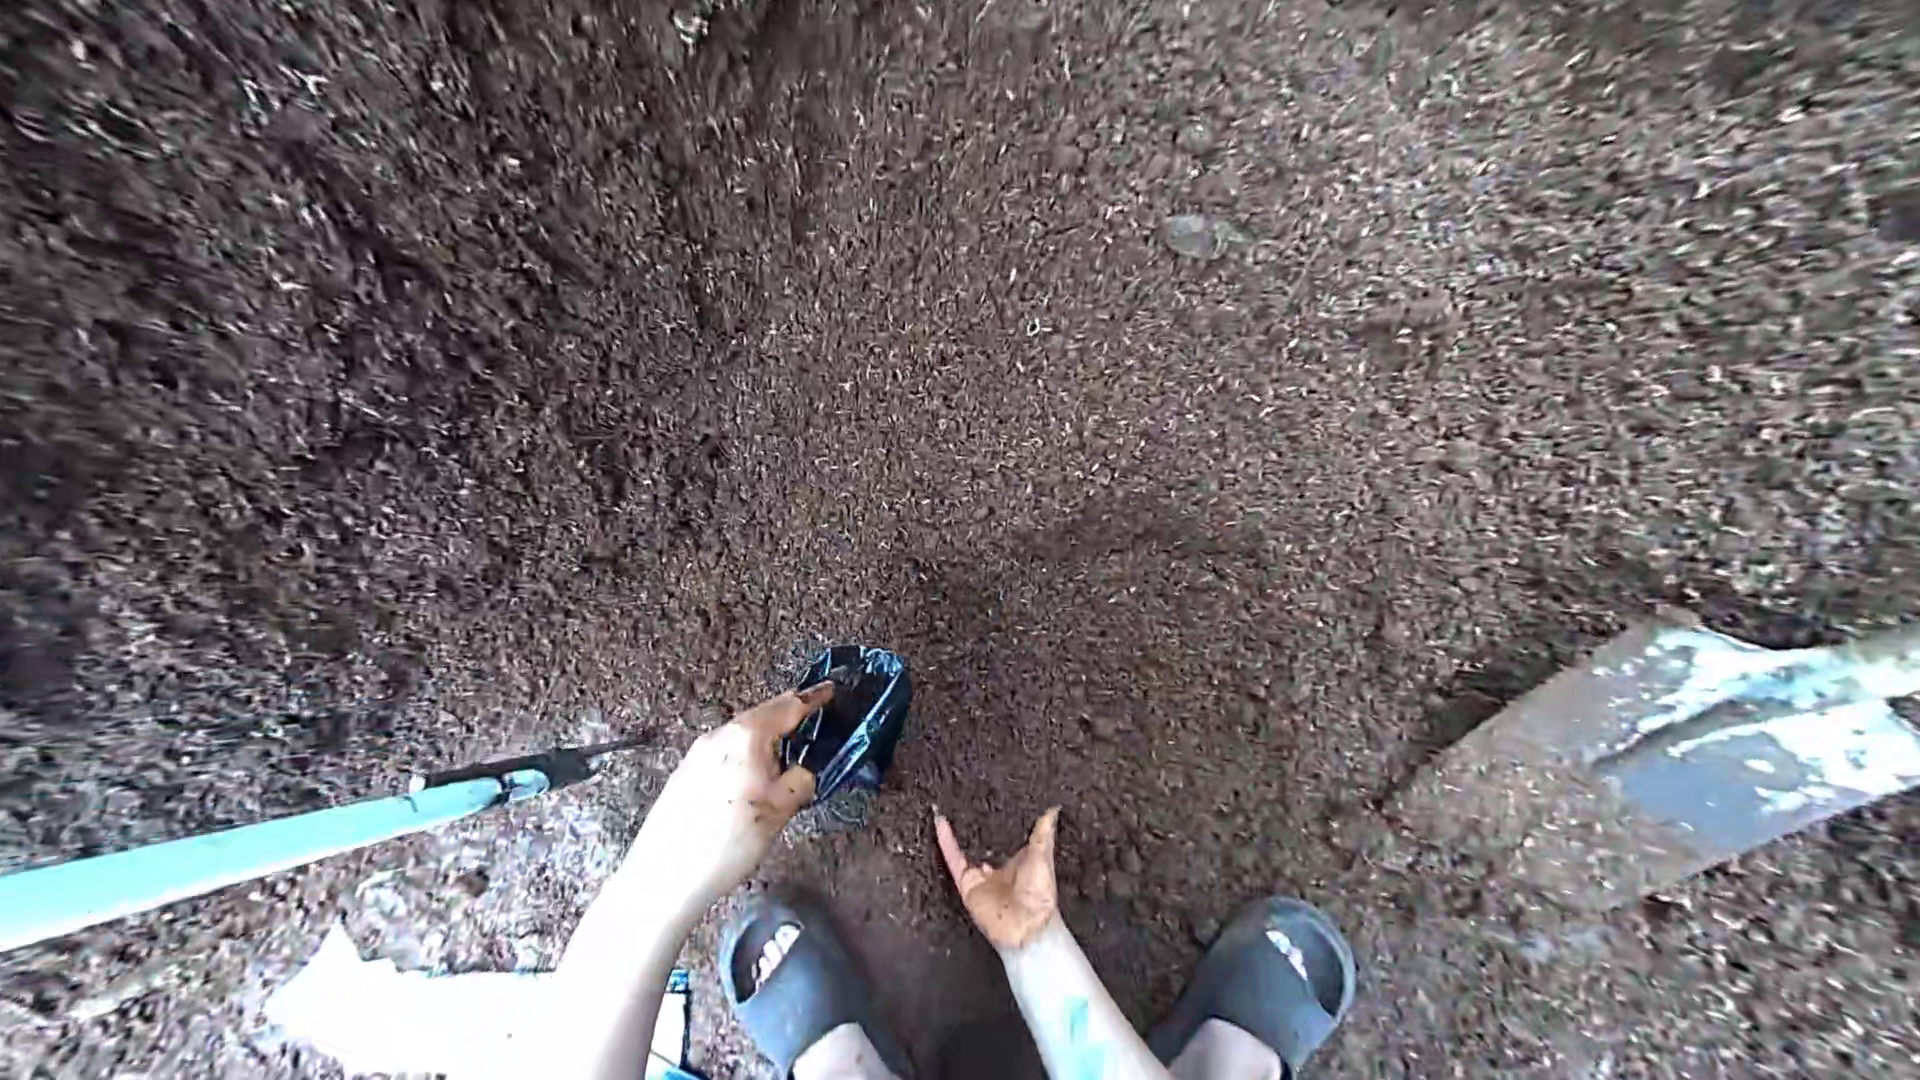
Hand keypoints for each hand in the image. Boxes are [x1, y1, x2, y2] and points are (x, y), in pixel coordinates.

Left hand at [633, 682, 831, 908]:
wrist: (662, 880)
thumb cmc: (726, 842)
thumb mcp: (780, 811)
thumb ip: (800, 780)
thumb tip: (802, 772)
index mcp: (745, 736)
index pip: (787, 707)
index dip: (812, 699)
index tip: (828, 690)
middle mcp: (719, 736)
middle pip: (762, 716)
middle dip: (787, 716)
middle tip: (811, 719)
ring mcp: (697, 753)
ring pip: (742, 735)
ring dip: (766, 738)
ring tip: (784, 755)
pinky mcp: (685, 774)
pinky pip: (726, 752)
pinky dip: (746, 755)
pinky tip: (751, 778)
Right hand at [935, 806, 1060, 950]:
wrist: (1027, 927)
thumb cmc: (1040, 895)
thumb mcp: (1043, 856)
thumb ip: (1043, 833)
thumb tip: (1053, 809)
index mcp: (1017, 860)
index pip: (1005, 835)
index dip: (999, 818)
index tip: (994, 795)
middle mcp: (997, 867)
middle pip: (982, 842)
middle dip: (975, 823)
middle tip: (967, 796)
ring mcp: (980, 876)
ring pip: (964, 848)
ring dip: (956, 829)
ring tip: (948, 804)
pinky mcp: (967, 884)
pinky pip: (953, 859)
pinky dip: (945, 840)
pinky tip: (940, 822)